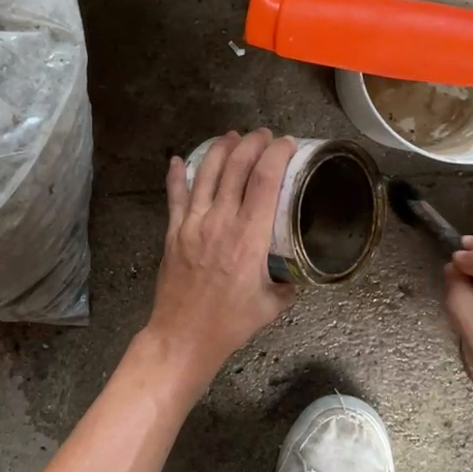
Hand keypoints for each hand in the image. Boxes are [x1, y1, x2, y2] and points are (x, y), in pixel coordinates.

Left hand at [145, 131, 296, 382]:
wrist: (183, 336)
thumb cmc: (230, 323)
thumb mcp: (273, 304)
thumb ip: (289, 282)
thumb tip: (299, 269)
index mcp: (250, 237)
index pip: (266, 180)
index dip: (276, 154)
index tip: (286, 144)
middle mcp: (220, 222)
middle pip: (236, 167)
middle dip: (251, 143)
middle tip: (263, 136)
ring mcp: (193, 224)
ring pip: (205, 172)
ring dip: (220, 149)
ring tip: (231, 137)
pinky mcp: (173, 232)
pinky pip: (174, 195)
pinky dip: (176, 174)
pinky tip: (177, 159)